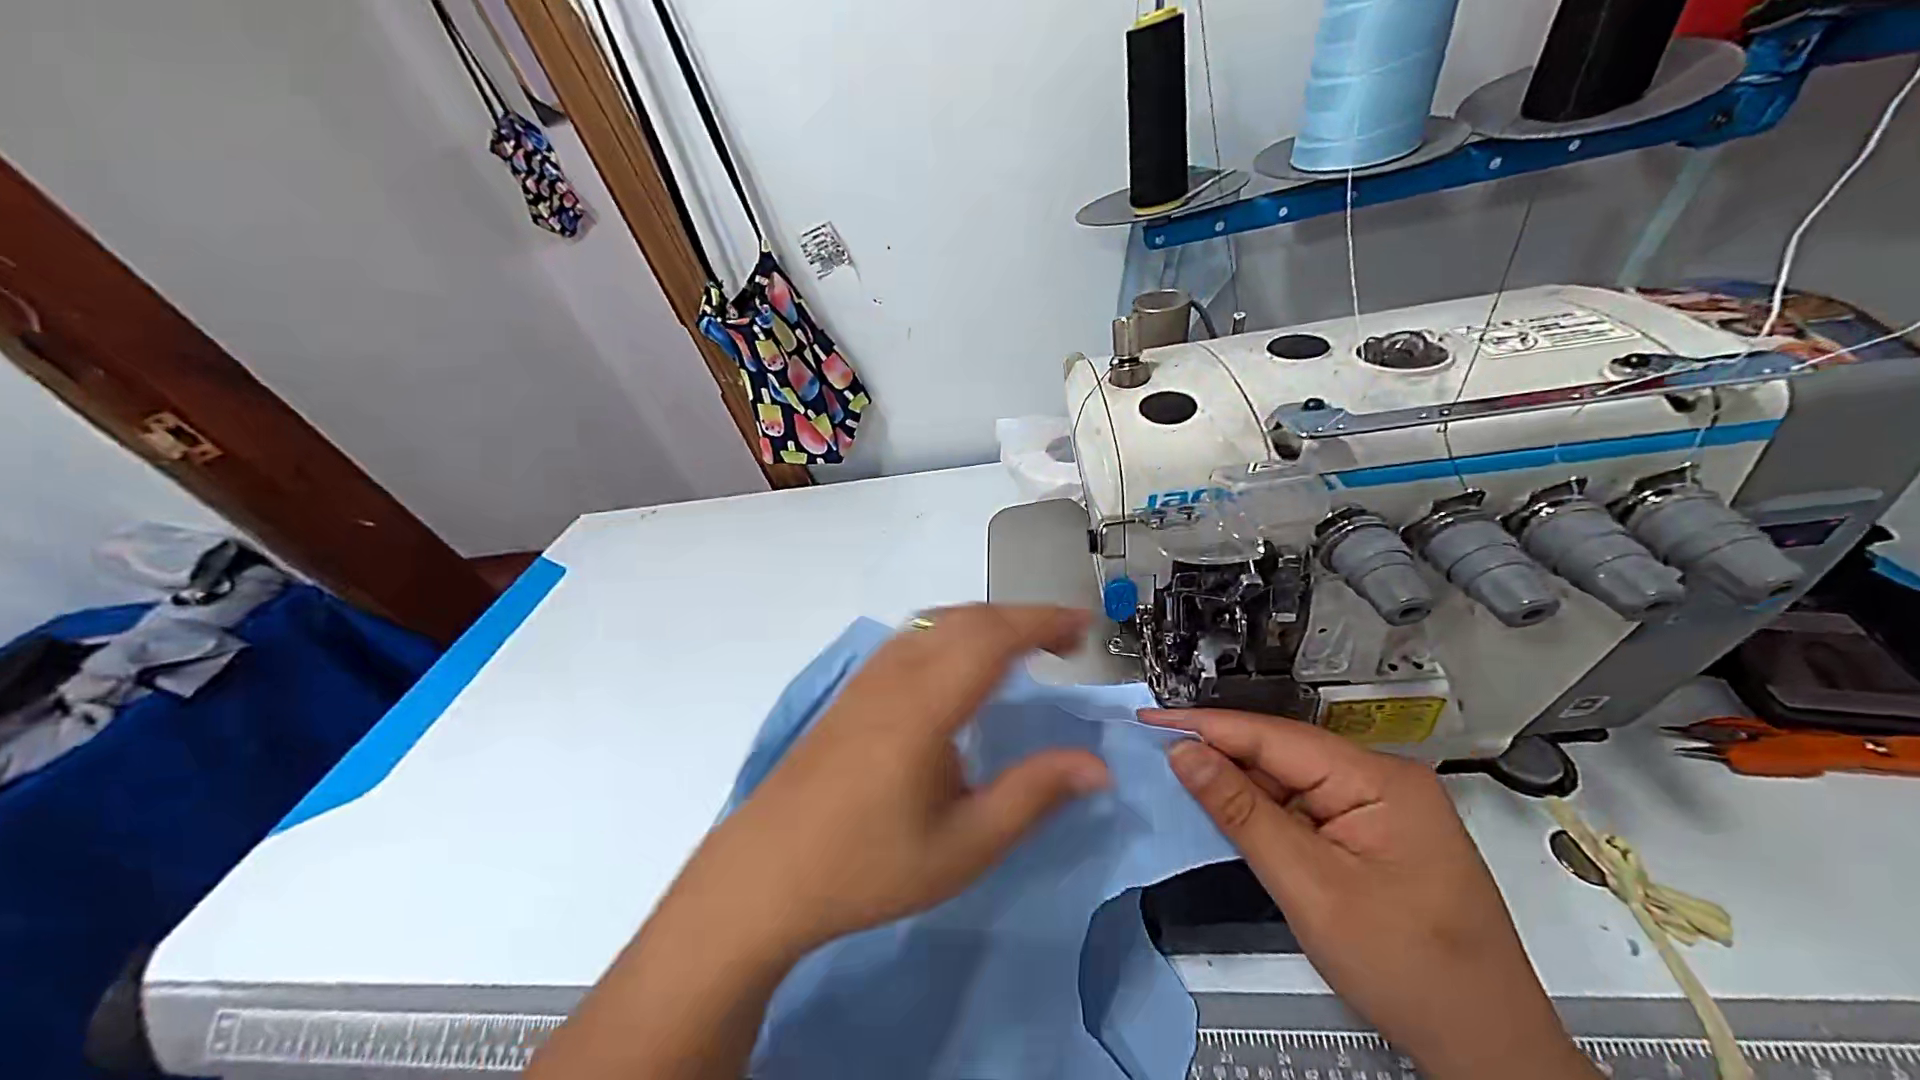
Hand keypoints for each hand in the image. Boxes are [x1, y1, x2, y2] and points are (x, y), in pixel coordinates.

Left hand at [529, 606, 1110, 1079]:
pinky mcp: (850, 693)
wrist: (765, 875)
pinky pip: (911, 639)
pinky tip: (958, 665)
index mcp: (926, 705)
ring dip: (984, 621)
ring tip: (1021, 646)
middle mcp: (895, 676)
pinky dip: (951, 632)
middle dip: (1021, 618)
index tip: (1083, 628)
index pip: (993, 638)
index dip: (1042, 622)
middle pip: (966, 619)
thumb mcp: (965, 845)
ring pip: (934, 623)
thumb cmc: (868, 866)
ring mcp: (866, 680)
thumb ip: (1034, 796)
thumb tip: (1097, 766)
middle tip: (1064, 639)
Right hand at [1146, 709, 1599, 1079]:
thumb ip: (1241, 812)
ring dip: (1239, 786)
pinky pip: (1304, 808)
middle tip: (1156, 755)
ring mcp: (1380, 808)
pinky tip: (1231, 815)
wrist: (1486, 1047)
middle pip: (1281, 755)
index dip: (1206, 727)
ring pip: (1290, 781)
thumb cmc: (1409, 969)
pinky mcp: (1372, 834)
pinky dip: (1264, 813)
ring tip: (1182, 783)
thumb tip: (1185, 754)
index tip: (1151, 720)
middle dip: (1219, 756)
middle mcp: (1383, 780)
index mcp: (1380, 780)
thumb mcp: (1310, 887)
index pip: (1273, 737)